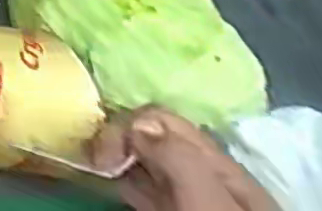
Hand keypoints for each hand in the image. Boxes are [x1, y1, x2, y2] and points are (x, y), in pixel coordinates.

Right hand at [91, 107, 275, 210]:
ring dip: (118, 156)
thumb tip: (136, 125)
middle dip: (118, 139)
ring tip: (101, 171)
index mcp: (223, 168)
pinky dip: (124, 177)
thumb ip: (180, 160)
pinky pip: (145, 183)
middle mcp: (207, 176)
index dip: (128, 126)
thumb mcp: (210, 207)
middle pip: (152, 134)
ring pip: (146, 157)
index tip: (107, 157)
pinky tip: (115, 185)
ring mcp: (193, 198)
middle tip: (99, 164)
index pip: (162, 119)